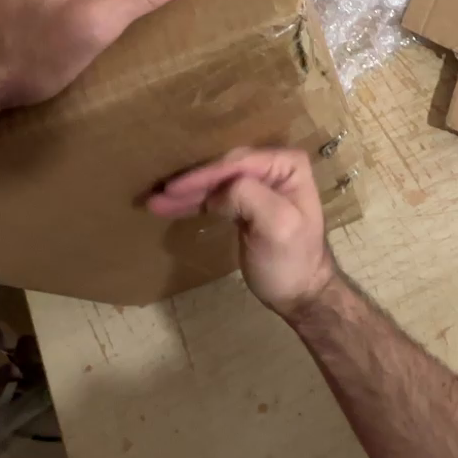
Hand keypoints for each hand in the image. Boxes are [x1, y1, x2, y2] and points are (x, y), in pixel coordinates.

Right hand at [146, 149, 336, 317]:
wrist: (301, 294)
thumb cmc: (292, 260)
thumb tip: (217, 192)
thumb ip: (248, 197)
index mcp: (288, 164)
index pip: (237, 163)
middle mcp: (275, 167)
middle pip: (223, 169)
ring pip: (216, 184)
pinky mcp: (248, 204)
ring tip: (155, 202)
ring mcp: (261, 185)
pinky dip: (194, 202)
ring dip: (186, 193)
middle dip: (191, 182)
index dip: (204, 175)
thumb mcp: (277, 225)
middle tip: (157, 194)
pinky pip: (216, 197)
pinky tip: (171, 207)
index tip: (171, 188)